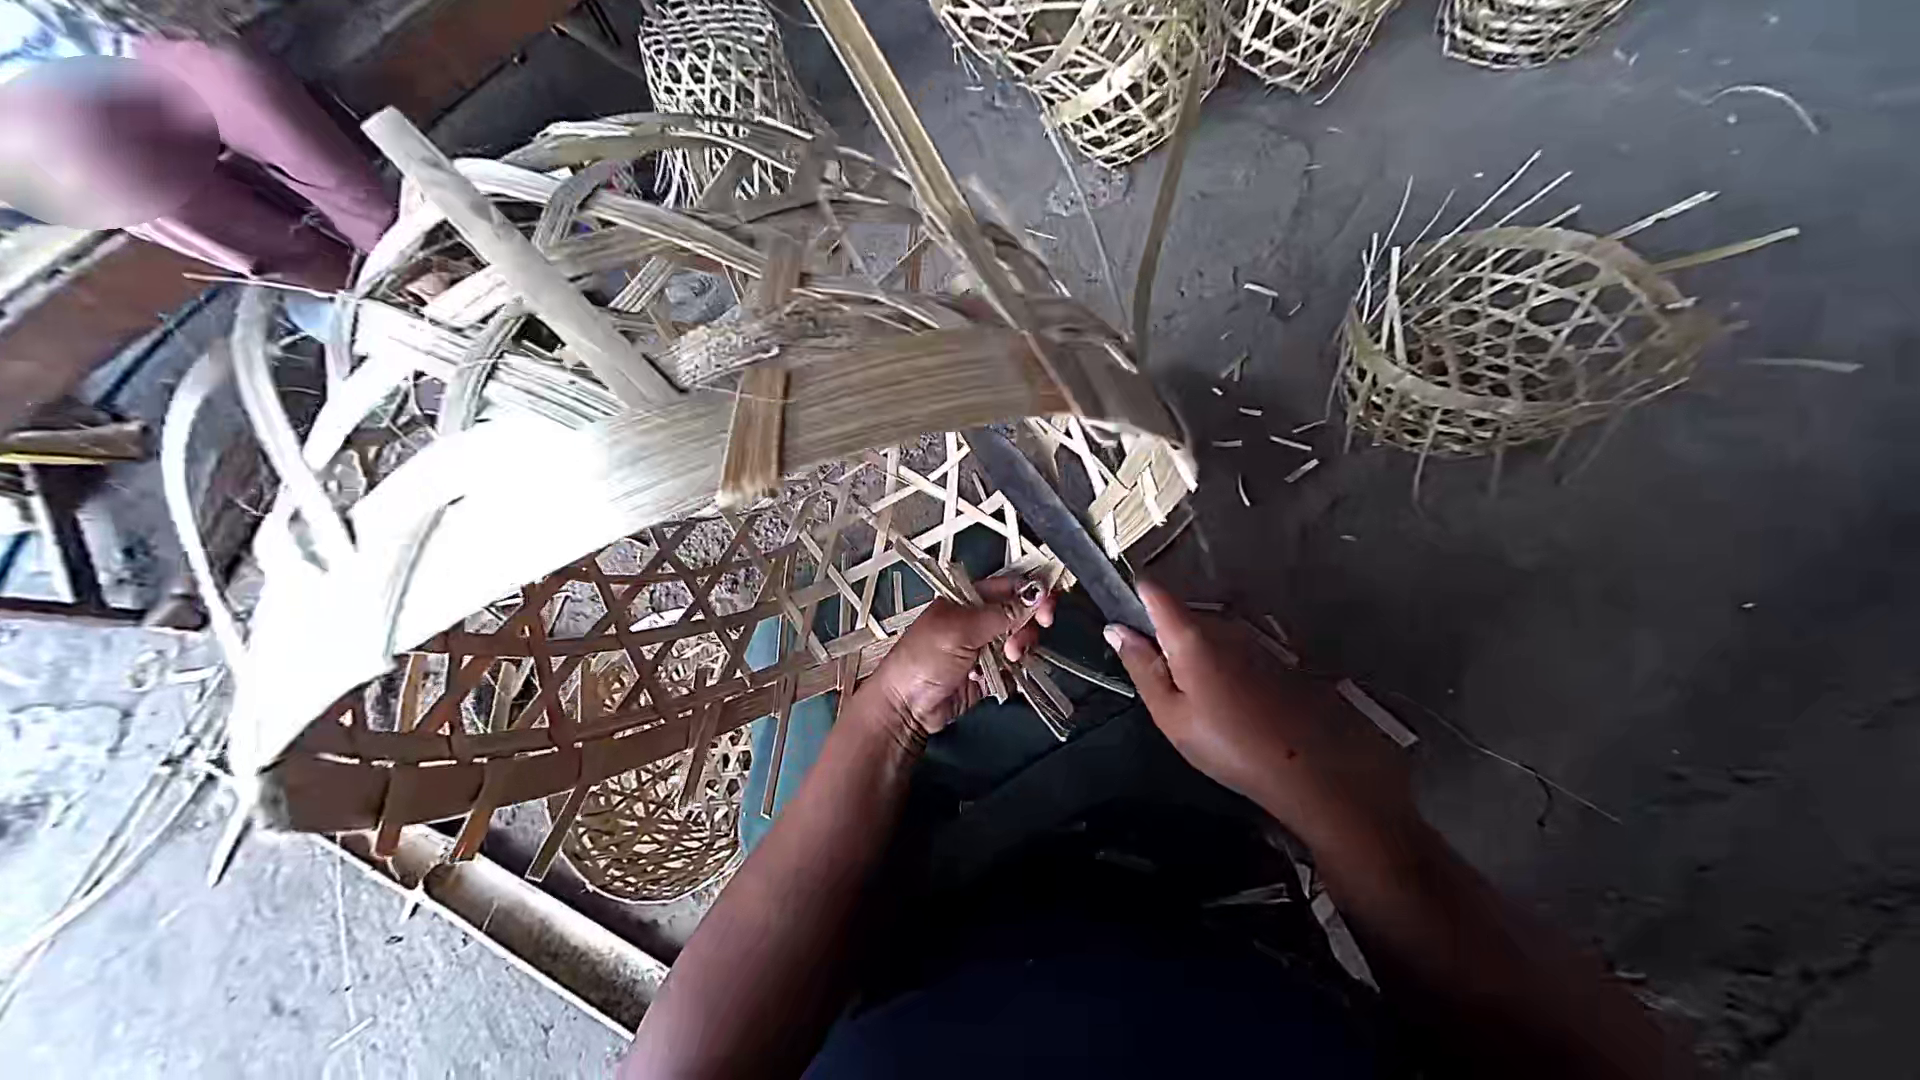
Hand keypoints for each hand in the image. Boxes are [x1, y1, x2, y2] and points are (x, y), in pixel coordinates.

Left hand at [860, 575, 1054, 747]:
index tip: (1047, 610)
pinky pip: (1013, 668)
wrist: (906, 706)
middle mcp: (978, 620)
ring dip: (1017, 652)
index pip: (1010, 587)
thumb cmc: (922, 659)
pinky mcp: (987, 673)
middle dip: (1025, 629)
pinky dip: (1011, 673)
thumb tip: (1036, 595)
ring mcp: (983, 647)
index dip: (1032, 596)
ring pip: (1020, 642)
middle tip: (1017, 646)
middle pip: (1020, 615)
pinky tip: (991, 678)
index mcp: (967, 599)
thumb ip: (1002, 613)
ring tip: (1003, 662)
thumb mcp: (962, 629)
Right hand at [1104, 581, 1415, 851]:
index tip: (1123, 622)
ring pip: (1206, 633)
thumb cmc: (1228, 743)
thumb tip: (1115, 629)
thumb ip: (1141, 666)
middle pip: (1180, 615)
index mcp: (1191, 635)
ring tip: (1194, 701)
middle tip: (1159, 684)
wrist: (1313, 769)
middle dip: (1162, 637)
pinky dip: (1218, 666)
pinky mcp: (1272, 656)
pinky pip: (1230, 648)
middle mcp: (1223, 625)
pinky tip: (1226, 705)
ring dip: (1191, 654)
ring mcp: (1251, 639)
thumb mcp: (1170, 713)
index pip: (1155, 593)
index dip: (1133, 598)